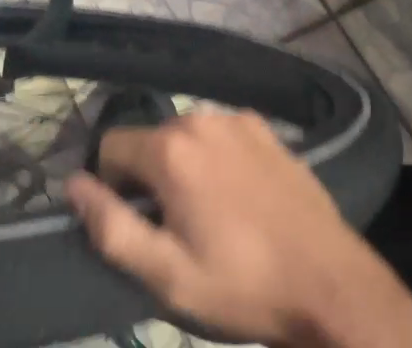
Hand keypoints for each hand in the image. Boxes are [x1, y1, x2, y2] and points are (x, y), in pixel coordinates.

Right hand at [66, 112, 411, 347]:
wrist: (339, 292)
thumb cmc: (245, 287)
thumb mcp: (168, 276)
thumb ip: (110, 226)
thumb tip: (72, 184)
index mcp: (171, 151)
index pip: (109, 147)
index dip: (114, 188)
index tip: (142, 226)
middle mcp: (200, 120)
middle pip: (148, 142)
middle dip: (150, 178)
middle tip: (180, 229)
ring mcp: (238, 122)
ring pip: (184, 138)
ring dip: (184, 168)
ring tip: (214, 217)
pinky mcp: (268, 131)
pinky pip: (221, 137)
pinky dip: (218, 160)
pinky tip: (242, 200)